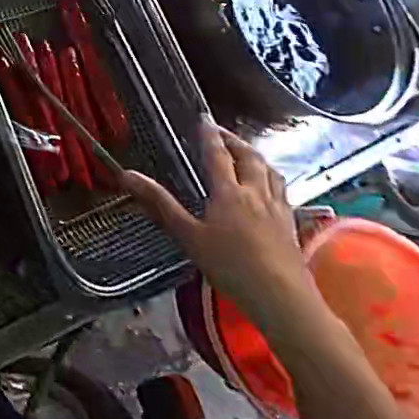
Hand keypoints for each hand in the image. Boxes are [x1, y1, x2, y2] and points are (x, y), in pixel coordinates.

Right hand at [125, 119, 316, 333]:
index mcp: (229, 193)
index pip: (218, 156)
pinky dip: (272, 179)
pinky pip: (283, 192)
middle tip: (222, 133)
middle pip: (250, 159)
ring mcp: (278, 210)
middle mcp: (256, 195)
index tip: (204, 120)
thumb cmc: (230, 265)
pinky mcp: (292, 226)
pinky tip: (269, 188)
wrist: (284, 299)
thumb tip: (127, 175)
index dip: (210, 137)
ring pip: (272, 173)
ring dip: (257, 157)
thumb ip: (159, 204)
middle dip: (236, 142)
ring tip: (246, 153)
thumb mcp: (187, 235)